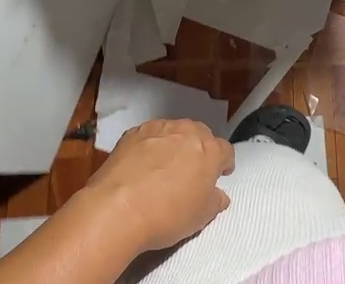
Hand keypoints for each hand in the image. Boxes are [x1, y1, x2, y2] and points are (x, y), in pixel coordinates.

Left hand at [81, 120, 234, 253]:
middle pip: (200, 135)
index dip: (223, 164)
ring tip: (164, 168)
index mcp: (209, 150)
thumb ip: (215, 201)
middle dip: (199, 150)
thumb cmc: (168, 214)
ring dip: (174, 145)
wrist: (119, 208)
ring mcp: (160, 128)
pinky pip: (150, 135)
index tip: (219, 175)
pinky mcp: (135, 132)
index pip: (225, 151)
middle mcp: (187, 131)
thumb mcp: (200, 217)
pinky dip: (150, 146)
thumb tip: (219, 195)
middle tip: (191, 172)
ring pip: (174, 131)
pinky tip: (142, 165)